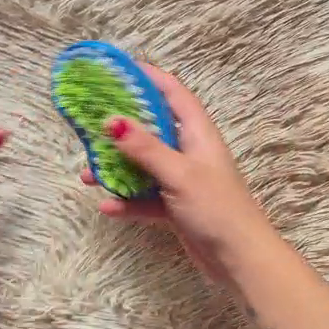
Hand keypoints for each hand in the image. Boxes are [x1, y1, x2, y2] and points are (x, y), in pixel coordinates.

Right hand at [77, 63, 279, 284]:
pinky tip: (107, 208)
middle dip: (122, 127)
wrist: (240, 259)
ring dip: (117, 170)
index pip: (174, 94)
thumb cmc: (216, 208)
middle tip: (91, 122)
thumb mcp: (179, 173)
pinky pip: (146, 198)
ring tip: (87, 174)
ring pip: (144, 166)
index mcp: (198, 134)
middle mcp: (189, 152)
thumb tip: (113, 121)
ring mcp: (182, 180)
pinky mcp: (176, 207)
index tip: (121, 69)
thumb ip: (145, 148)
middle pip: (152, 129)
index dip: (151, 78)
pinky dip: (128, 202)